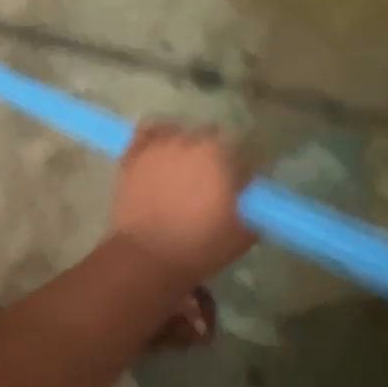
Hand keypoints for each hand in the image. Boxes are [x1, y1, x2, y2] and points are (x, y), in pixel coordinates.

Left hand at [108, 121, 255, 283]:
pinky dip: (158, 134)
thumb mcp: (243, 234)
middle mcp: (191, 140)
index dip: (245, 169)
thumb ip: (253, 206)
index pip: (245, 151)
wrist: (147, 257)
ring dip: (187, 145)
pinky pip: (149, 129)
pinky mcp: (134, 152)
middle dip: (217, 156)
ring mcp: (159, 143)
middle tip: (213, 182)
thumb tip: (252, 196)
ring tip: (185, 167)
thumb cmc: (199, 248)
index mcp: (222, 156)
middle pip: (212, 137)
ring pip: (181, 131)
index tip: (243, 187)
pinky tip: (161, 148)